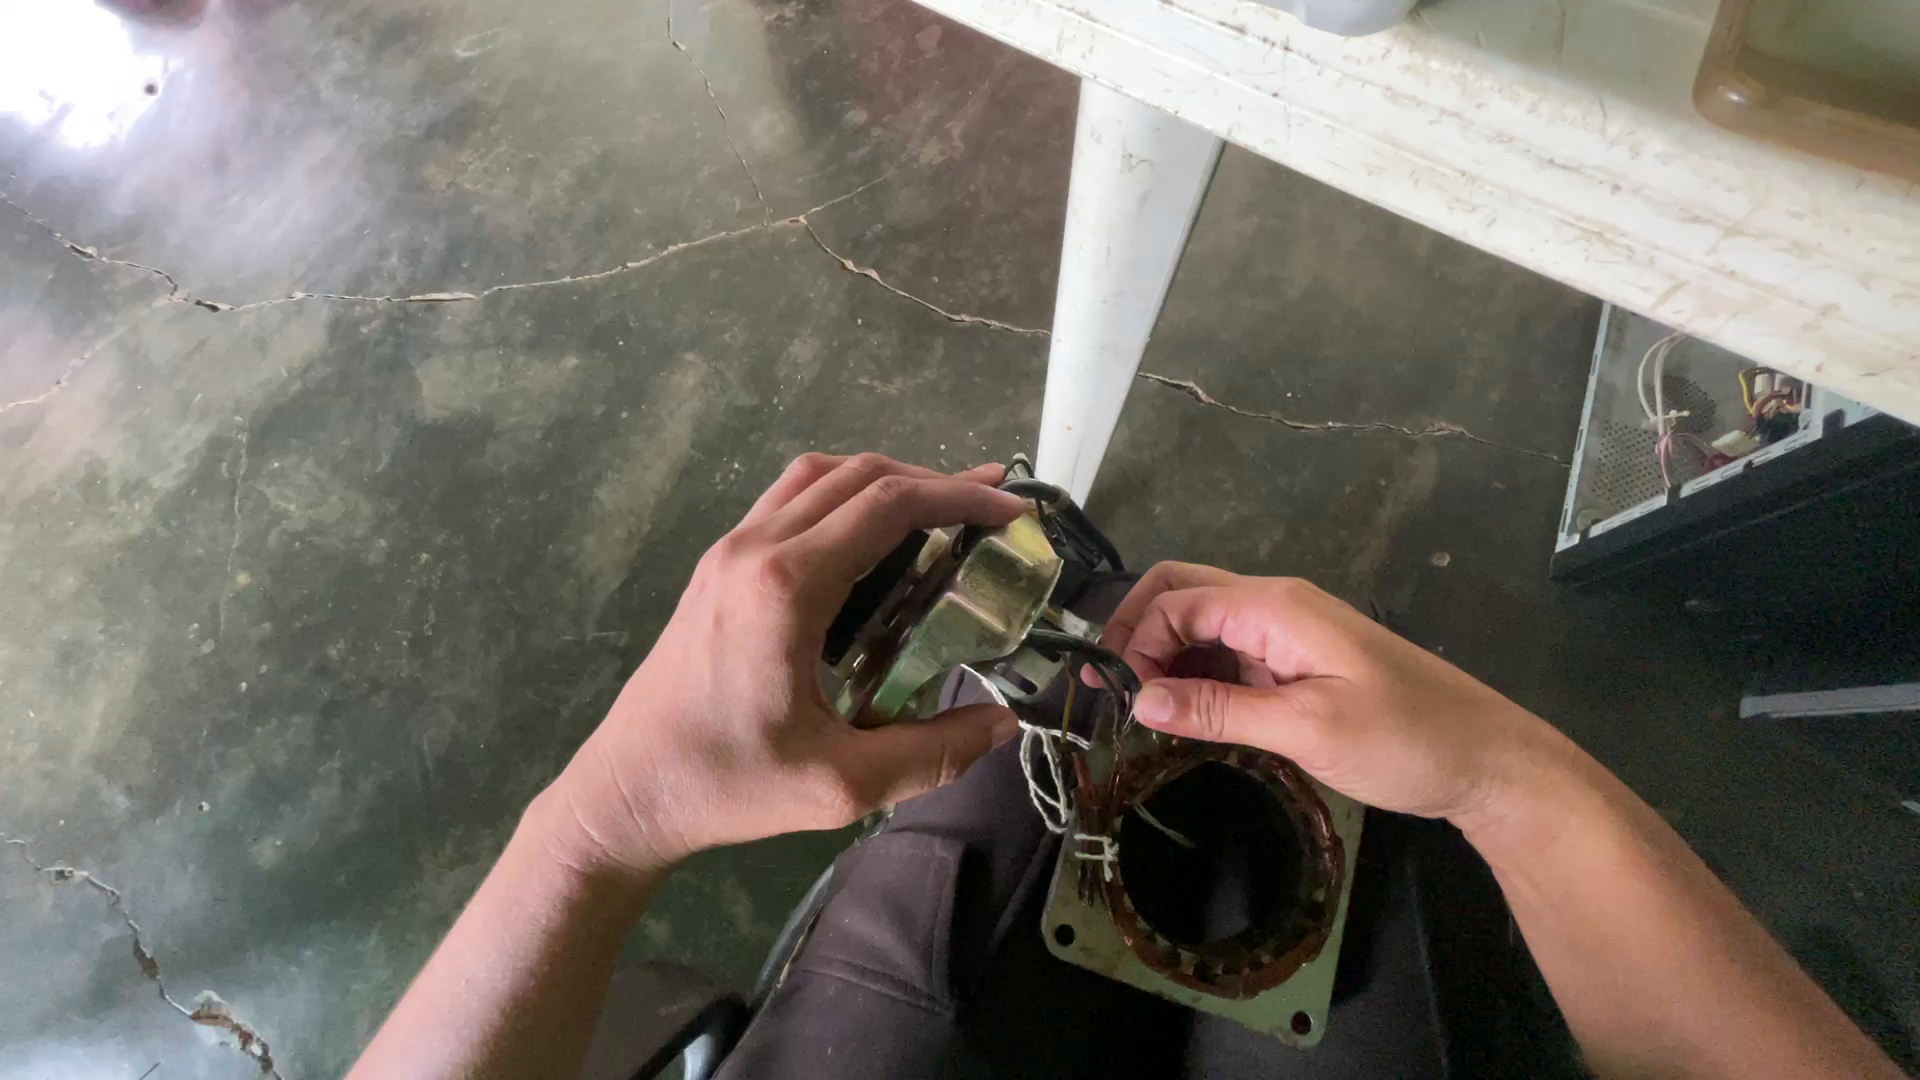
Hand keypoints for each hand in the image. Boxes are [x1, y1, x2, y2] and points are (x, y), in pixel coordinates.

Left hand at [544, 454, 1027, 879]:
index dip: (959, 497)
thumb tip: (1004, 723)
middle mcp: (756, 547)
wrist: (625, 790)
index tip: (1010, 510)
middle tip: (989, 504)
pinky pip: (790, 499)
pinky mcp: (719, 564)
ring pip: (819, 475)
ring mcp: (731, 549)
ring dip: (885, 480)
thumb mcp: (841, 786)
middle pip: (859, 475)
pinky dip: (843, 495)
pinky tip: (869, 538)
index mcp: (787, 587)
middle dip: (934, 480)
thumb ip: (933, 754)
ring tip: (936, 511)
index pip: (888, 504)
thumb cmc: (728, 785)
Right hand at [1101, 563, 1575, 825]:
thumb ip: (1216, 708)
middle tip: (1109, 682)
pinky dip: (1191, 670)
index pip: (1175, 602)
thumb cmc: (1405, 739)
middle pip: (1180, 590)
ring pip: (1199, 618)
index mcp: (1273, 605)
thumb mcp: (1304, 728)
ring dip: (1160, 651)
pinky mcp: (1291, 657)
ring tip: (1138, 701)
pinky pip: (1224, 648)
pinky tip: (1182, 706)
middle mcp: (1271, 603)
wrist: (1492, 762)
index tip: (1118, 697)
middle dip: (1135, 628)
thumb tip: (1137, 699)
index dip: (1136, 643)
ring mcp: (1282, 629)